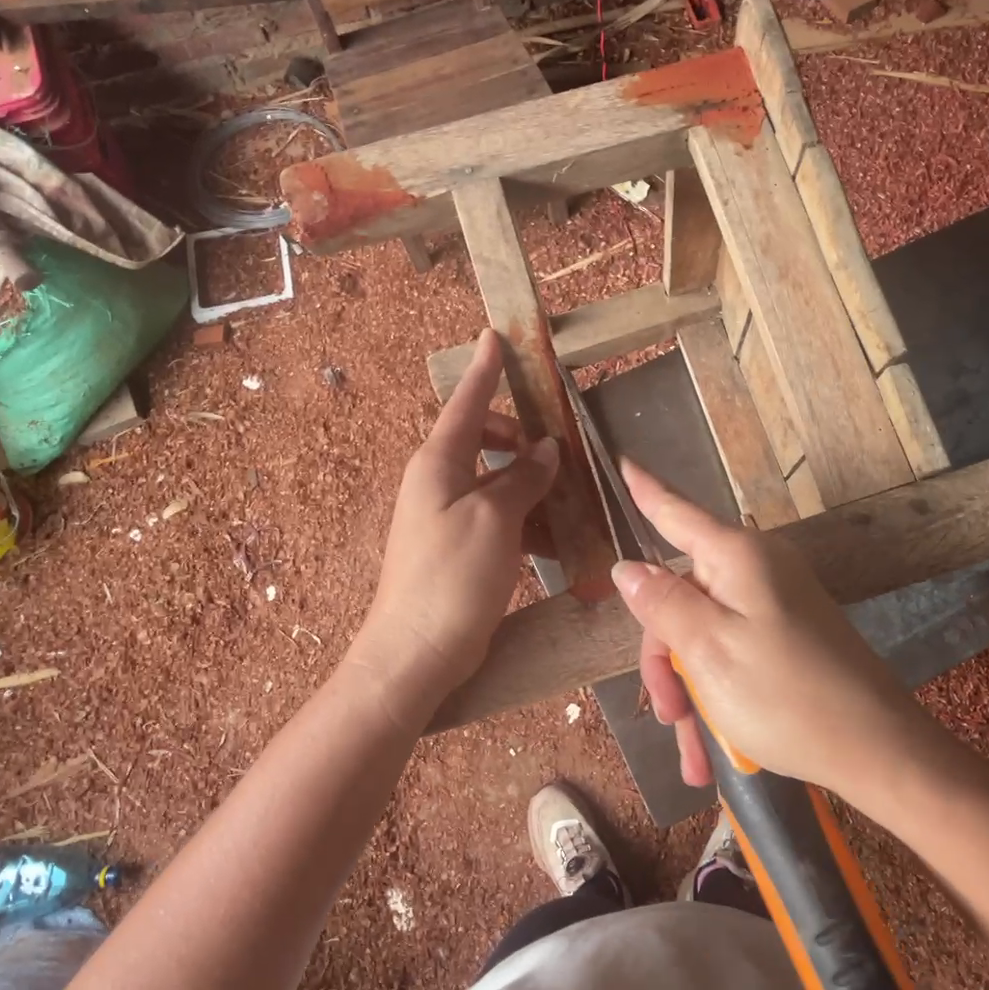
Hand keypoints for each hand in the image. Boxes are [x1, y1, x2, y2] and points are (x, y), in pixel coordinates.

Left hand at [350, 331, 559, 699]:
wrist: (416, 653)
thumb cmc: (451, 576)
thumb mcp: (495, 519)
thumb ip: (523, 477)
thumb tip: (546, 449)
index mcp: (439, 462)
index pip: (467, 403)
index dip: (485, 370)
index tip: (494, 336)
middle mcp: (439, 481)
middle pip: (485, 440)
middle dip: (523, 439)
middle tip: (563, 449)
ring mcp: (448, 516)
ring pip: (497, 480)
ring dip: (532, 483)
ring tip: (572, 498)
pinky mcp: (460, 547)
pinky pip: (499, 516)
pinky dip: (526, 517)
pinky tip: (556, 537)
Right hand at [612, 461, 921, 792]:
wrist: (877, 747)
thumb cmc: (785, 694)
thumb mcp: (708, 649)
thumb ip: (663, 604)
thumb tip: (627, 567)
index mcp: (736, 556)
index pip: (675, 513)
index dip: (646, 491)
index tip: (622, 460)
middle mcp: (755, 570)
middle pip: (682, 596)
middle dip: (667, 659)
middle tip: (670, 716)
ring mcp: (774, 604)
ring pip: (704, 636)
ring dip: (692, 695)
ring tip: (696, 755)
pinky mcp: (787, 637)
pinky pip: (733, 656)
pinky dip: (719, 700)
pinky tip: (715, 752)